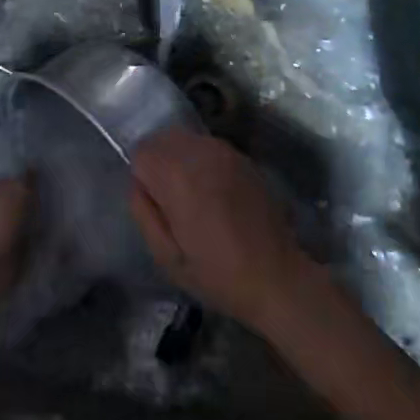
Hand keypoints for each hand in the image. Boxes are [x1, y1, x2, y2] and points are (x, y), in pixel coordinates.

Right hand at [129, 128, 311, 325]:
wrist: (281, 281)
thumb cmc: (219, 274)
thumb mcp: (166, 256)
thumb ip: (143, 212)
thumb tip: (138, 186)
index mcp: (177, 177)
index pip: (140, 152)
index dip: (143, 179)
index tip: (158, 206)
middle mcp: (200, 154)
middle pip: (161, 138)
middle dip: (159, 163)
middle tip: (171, 200)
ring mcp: (226, 153)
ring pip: (185, 139)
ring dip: (180, 160)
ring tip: (194, 195)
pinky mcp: (245, 160)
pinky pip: (208, 148)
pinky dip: (202, 162)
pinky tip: (216, 192)